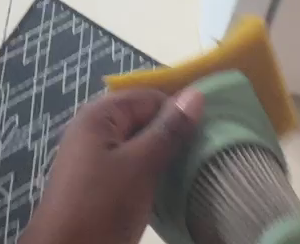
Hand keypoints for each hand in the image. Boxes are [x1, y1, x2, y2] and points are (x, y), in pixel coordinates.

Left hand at [21, 87, 205, 243]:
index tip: (207, 133)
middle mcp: (93, 128)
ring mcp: (92, 157)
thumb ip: (168, 131)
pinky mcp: (96, 183)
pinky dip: (148, 172)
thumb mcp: (140, 166)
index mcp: (99, 115)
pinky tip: (167, 188)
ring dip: (161, 156)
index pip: (147, 97)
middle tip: (202, 154)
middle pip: (141, 118)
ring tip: (190, 171)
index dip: (176, 111)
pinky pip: (129, 165)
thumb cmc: (102, 206)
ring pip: (137, 145)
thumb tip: (195, 94)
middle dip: (170, 133)